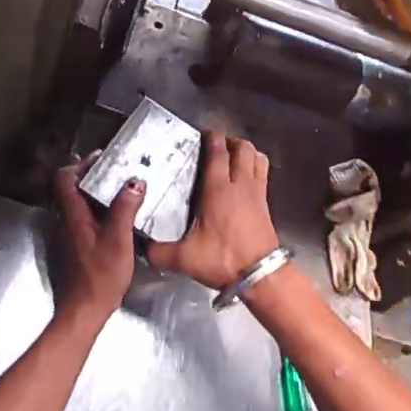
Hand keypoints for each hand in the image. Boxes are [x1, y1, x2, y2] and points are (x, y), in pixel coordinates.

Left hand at [53, 155, 143, 320]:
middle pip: (72, 189)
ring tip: (122, 186)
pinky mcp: (82, 246)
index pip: (65, 180)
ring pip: (81, 203)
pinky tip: (122, 214)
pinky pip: (89, 217)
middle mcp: (70, 221)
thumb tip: (135, 182)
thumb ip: (125, 209)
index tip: (100, 159)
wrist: (86, 308)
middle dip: (91, 175)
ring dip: (98, 191)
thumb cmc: (101, 275)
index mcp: (74, 216)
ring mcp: (74, 235)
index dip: (79, 165)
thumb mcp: (118, 239)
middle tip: (115, 168)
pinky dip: (102, 208)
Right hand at [149, 135, 280, 290]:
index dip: (212, 139)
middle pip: (243, 149)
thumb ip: (160, 253)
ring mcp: (257, 194)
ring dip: (247, 152)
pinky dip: (255, 169)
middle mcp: (240, 185)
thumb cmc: (223, 259)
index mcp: (218, 190)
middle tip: (217, 145)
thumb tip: (144, 250)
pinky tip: (244, 180)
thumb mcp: (184, 259)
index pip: (218, 154)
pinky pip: (263, 175)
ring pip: (258, 159)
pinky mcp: (266, 206)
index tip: (204, 134)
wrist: (261, 276)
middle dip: (231, 141)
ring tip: (233, 157)